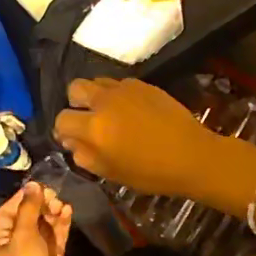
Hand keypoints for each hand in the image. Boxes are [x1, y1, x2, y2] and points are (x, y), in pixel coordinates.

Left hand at [0, 182, 73, 255]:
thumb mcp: (23, 236)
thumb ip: (29, 208)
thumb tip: (32, 185)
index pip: (7, 213)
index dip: (21, 198)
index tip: (36, 185)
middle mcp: (15, 246)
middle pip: (26, 217)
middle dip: (39, 204)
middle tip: (53, 194)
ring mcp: (35, 253)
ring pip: (43, 226)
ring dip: (52, 212)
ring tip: (62, 203)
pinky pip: (56, 236)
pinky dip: (61, 224)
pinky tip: (68, 211)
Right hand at [54, 78, 216, 197]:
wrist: (193, 156)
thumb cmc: (151, 172)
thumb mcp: (112, 173)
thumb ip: (84, 156)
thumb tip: (71, 142)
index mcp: (94, 127)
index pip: (62, 119)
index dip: (63, 130)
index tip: (73, 139)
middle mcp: (104, 102)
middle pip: (74, 89)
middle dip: (75, 103)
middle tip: (88, 119)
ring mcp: (124, 89)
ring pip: (96, 81)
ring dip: (96, 96)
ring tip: (109, 113)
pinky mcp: (142, 84)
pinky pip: (118, 83)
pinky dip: (117, 94)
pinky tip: (130, 110)